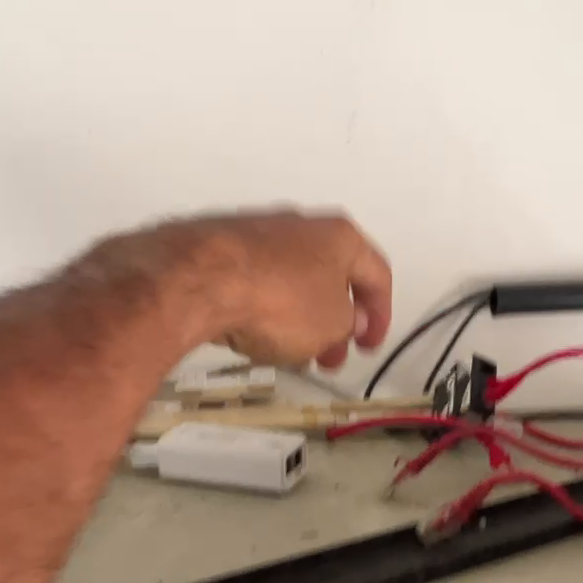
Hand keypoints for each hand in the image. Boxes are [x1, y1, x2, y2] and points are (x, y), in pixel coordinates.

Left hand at [99, 210, 393, 370]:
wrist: (200, 281)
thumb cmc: (279, 301)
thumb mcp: (332, 326)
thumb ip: (350, 324)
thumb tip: (351, 319)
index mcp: (341, 236)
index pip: (377, 274)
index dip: (381, 315)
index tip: (370, 346)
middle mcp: (302, 225)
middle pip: (332, 277)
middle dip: (337, 322)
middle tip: (331, 357)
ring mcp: (259, 232)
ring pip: (294, 280)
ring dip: (302, 317)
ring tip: (292, 352)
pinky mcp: (221, 247)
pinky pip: (258, 282)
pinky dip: (267, 309)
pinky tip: (257, 335)